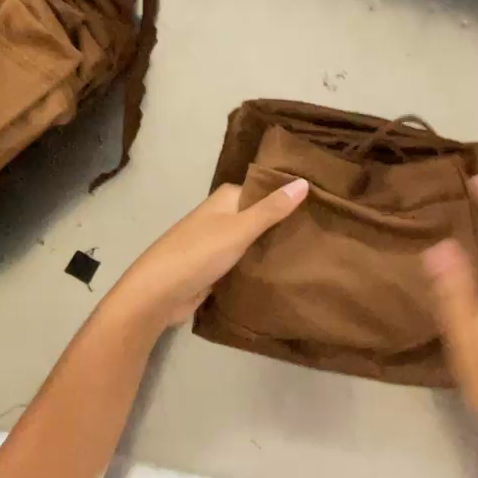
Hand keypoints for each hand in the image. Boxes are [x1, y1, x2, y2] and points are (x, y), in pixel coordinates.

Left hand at [98, 179, 308, 336]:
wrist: (156, 296)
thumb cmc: (197, 254)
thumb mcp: (239, 229)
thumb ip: (272, 209)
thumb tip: (304, 182)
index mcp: (225, 199)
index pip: (265, 190)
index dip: (289, 197)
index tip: (321, 205)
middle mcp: (221, 216)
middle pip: (260, 216)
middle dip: (284, 224)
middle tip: (322, 232)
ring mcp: (217, 243)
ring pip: (253, 241)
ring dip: (273, 247)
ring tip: (311, 252)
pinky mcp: (215, 269)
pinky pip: (244, 262)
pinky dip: (259, 266)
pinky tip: (284, 272)